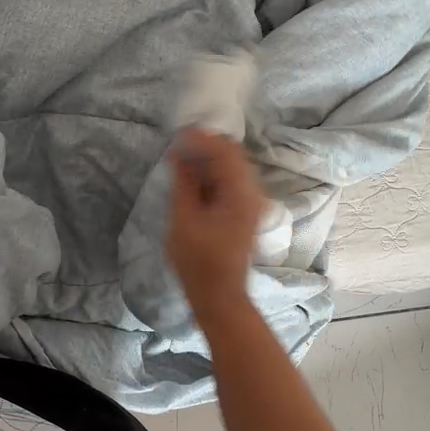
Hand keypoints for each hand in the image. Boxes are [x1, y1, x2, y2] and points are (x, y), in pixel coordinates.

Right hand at [166, 128, 265, 304]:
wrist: (220, 296)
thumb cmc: (198, 261)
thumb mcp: (183, 219)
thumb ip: (184, 183)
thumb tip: (179, 154)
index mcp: (241, 193)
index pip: (225, 150)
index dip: (201, 138)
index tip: (176, 134)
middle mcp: (253, 193)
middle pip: (233, 154)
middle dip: (206, 145)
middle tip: (177, 146)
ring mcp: (252, 203)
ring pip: (233, 166)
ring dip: (208, 159)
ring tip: (181, 160)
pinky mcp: (246, 211)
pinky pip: (232, 181)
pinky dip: (213, 174)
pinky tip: (193, 179)